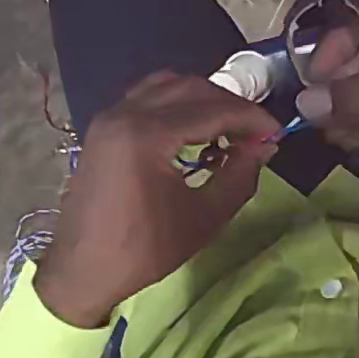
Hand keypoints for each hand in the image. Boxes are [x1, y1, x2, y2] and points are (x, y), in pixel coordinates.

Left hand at [35, 71, 280, 327]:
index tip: (276, 133)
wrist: (82, 271)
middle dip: (229, 106)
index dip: (251, 117)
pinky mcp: (102, 128)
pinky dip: (175, 106)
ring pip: (166, 87)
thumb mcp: (203, 218)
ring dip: (202, 101)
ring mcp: (108, 117)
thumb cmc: (143, 251)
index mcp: (146, 134)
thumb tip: (263, 146)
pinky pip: (146, 99)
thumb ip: (239, 176)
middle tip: (254, 134)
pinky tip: (192, 133)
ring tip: (226, 131)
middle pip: (190, 88)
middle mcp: (124, 113)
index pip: (212, 108)